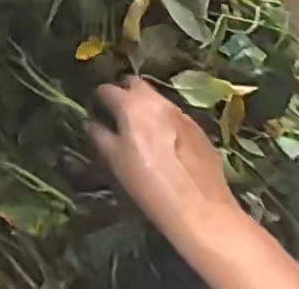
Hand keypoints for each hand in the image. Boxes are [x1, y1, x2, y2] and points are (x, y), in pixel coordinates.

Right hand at [88, 76, 240, 237]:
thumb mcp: (115, 160)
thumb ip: (99, 134)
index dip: (100, 99)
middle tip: (121, 114)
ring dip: (147, 108)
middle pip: (135, 83)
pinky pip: (176, 118)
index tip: (98, 111)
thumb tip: (95, 124)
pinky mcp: (201, 132)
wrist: (204, 214)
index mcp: (131, 104)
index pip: (107, 89)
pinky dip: (166, 123)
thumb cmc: (150, 183)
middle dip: (125, 92)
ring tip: (145, 131)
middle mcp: (157, 102)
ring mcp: (182, 116)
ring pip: (158, 100)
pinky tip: (168, 146)